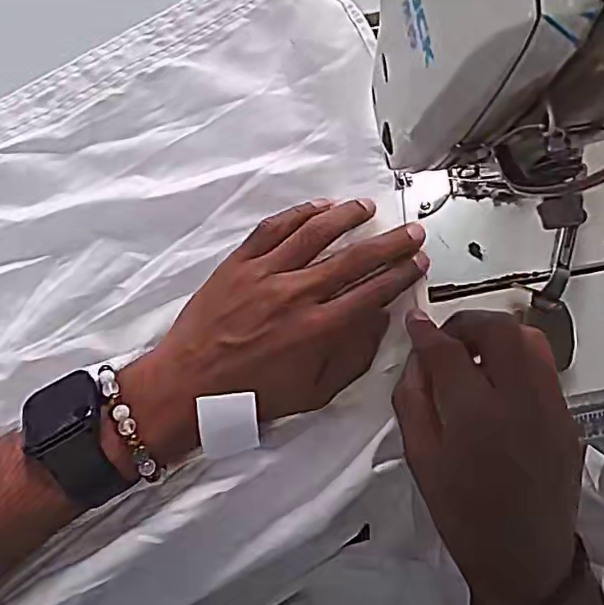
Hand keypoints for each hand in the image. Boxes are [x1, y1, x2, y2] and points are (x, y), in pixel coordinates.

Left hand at [117, 199, 428, 465]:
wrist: (188, 386)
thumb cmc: (247, 396)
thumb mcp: (312, 392)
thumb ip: (351, 357)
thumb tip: (377, 323)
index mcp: (318, 330)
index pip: (373, 291)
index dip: (401, 274)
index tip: (415, 263)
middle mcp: (295, 296)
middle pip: (355, 258)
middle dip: (390, 243)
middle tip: (408, 233)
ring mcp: (265, 275)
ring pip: (316, 233)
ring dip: (348, 217)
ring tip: (367, 208)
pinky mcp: (239, 264)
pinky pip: (273, 229)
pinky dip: (299, 215)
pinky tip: (318, 209)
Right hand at [393, 310, 584, 604]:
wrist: (524, 560)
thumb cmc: (466, 516)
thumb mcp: (421, 458)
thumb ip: (413, 400)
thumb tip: (417, 362)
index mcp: (476, 414)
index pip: (447, 349)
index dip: (426, 331)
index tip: (415, 323)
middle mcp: (521, 402)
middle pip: (498, 330)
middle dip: (467, 323)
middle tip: (447, 339)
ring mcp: (552, 409)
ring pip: (530, 340)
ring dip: (497, 336)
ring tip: (475, 356)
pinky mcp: (569, 419)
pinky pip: (544, 369)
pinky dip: (518, 360)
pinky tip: (499, 385)